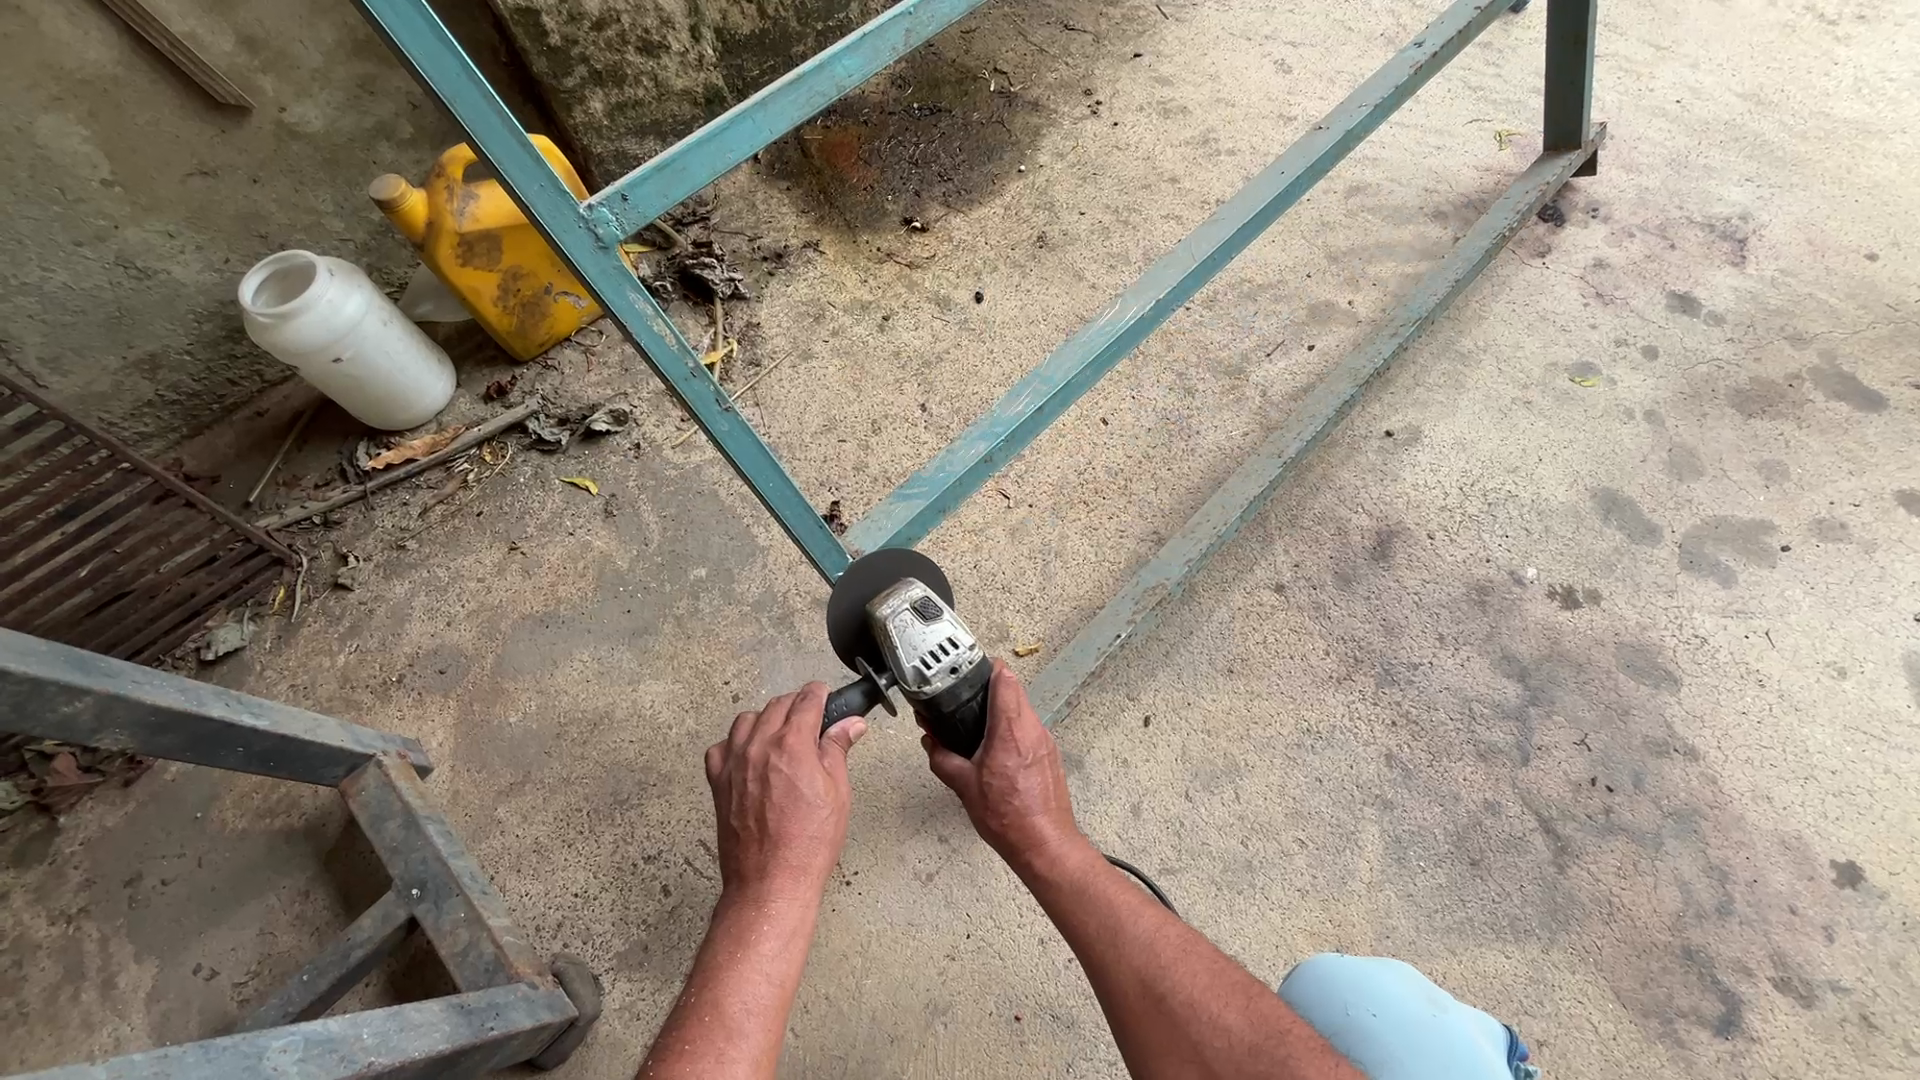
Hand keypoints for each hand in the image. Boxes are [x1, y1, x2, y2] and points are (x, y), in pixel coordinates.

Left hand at [705, 683, 866, 904]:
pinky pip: (721, 747)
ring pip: (746, 719)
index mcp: (791, 745)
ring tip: (783, 734)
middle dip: (797, 704)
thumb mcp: (838, 792)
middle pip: (777, 705)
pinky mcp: (718, 783)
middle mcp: (758, 747)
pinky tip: (751, 755)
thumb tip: (850, 726)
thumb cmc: (808, 843)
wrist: (771, 881)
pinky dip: (736, 743)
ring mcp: (733, 764)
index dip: (819, 693)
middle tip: (813, 718)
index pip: (806, 700)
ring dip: (766, 719)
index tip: (825, 695)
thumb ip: (838, 750)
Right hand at [922, 661, 1085, 873]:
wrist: (1044, 843)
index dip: (987, 668)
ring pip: (1023, 711)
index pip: (1004, 678)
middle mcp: (1032, 728)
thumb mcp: (963, 786)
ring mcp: (1045, 741)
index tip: (972, 669)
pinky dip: (1014, 732)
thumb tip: (931, 743)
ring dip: (1002, 713)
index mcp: (1010, 728)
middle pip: (1014, 691)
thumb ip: (942, 758)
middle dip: (989, 692)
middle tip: (968, 701)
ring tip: (979, 729)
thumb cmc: (1009, 817)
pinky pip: (1030, 731)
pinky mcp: (1050, 755)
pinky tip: (997, 752)